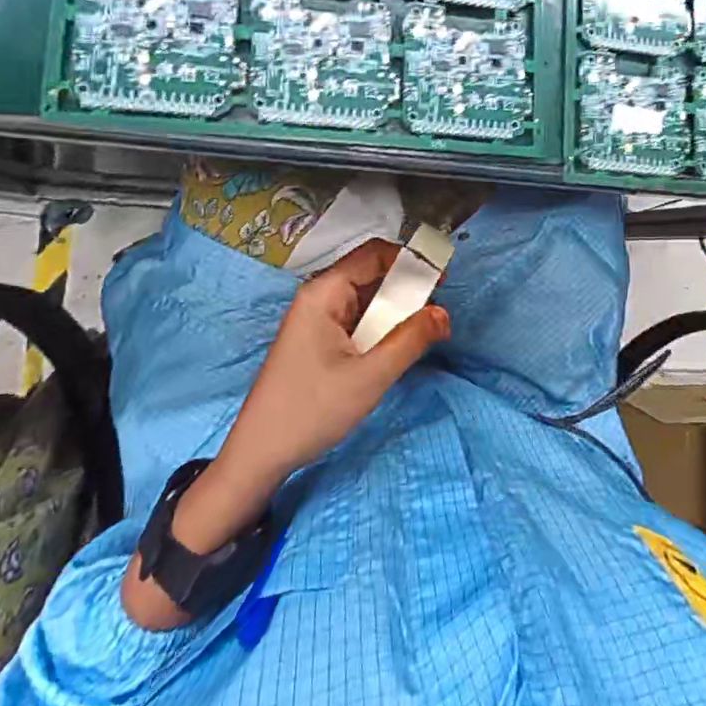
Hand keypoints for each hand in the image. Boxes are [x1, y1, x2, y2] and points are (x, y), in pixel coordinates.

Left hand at [122, 239, 449, 629]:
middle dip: (407, 291)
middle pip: (371, 276)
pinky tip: (397, 350)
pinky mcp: (319, 342)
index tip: (442, 281)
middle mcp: (319, 298)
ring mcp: (317, 321)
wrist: (262, 451)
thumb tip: (444, 314)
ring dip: (396, 314)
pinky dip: (381, 331)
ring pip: (366, 302)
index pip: (373, 254)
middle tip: (436, 317)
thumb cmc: (311, 410)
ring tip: (423, 336)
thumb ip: (410, 340)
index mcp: (323, 293)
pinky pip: (357, 323)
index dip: (411, 260)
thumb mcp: (370, 376)